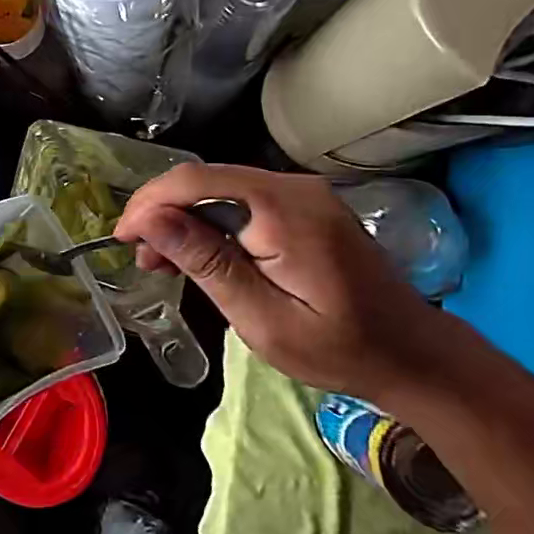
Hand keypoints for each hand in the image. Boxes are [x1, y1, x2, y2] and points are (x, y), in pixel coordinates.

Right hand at [116, 164, 466, 401]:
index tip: (122, 238)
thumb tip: (152, 220)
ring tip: (161, 262)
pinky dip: (210, 224)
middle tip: (140, 256)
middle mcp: (292, 186)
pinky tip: (197, 254)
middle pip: (205, 180)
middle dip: (162, 213)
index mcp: (284, 209)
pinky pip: (241, 202)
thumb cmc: (338, 348)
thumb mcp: (263, 318)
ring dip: (183, 220)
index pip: (197, 181)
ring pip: (219, 189)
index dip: (150, 203)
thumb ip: (208, 262)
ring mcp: (301, 193)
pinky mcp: (303, 206)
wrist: (411, 353)